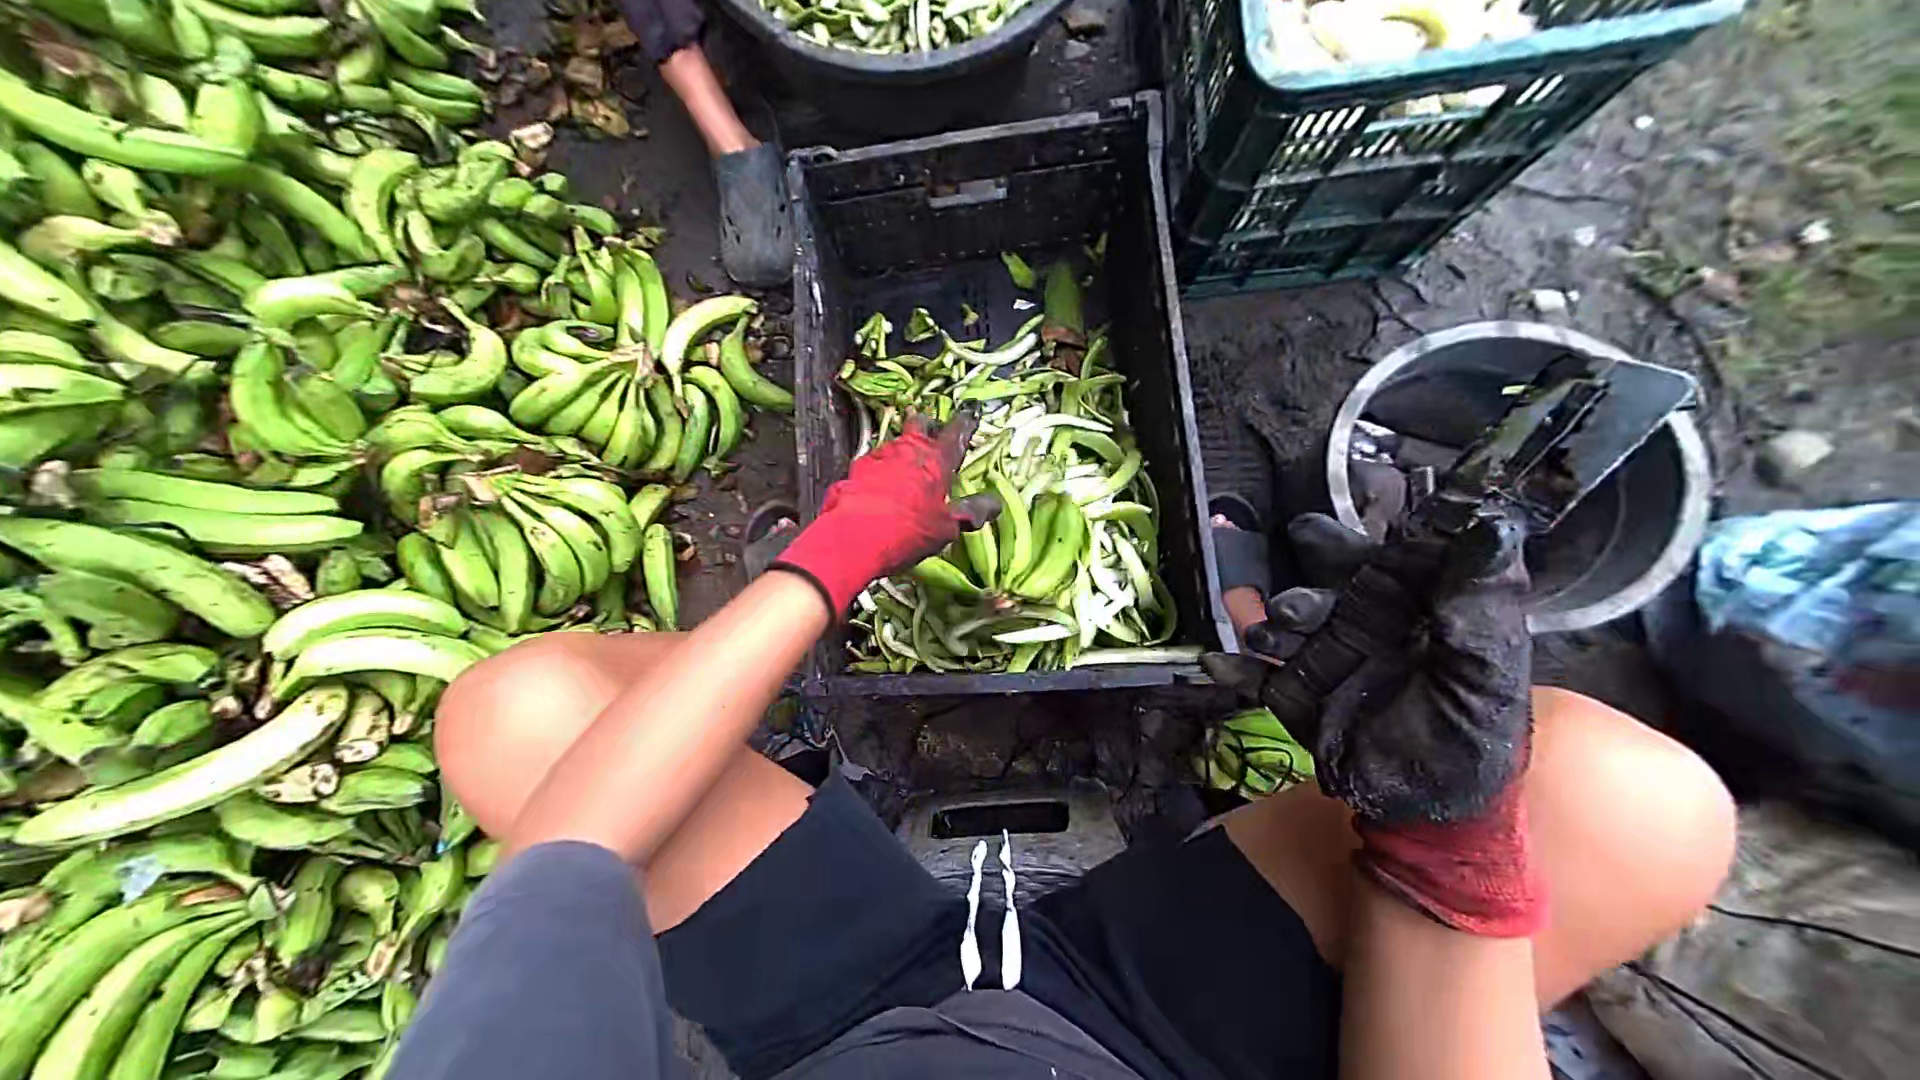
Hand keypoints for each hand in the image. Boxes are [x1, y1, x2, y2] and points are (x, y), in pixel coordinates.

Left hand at [772, 407, 999, 616]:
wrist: (852, 537)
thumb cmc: (907, 531)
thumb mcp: (946, 528)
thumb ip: (970, 512)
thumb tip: (993, 504)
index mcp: (936, 460)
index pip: (956, 433)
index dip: (965, 424)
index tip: (970, 416)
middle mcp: (907, 450)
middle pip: (919, 423)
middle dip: (928, 425)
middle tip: (934, 435)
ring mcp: (877, 457)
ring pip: (895, 443)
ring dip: (903, 451)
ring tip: (907, 469)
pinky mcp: (854, 470)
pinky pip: (873, 463)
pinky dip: (881, 470)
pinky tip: (880, 487)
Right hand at [1207, 511, 1543, 936]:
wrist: (1424, 816)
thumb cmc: (1468, 743)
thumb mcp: (1483, 676)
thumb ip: (1479, 605)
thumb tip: (1492, 526)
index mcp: (1419, 610)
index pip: (1387, 557)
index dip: (1362, 537)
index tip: (1334, 527)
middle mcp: (1367, 622)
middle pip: (1324, 581)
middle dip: (1307, 580)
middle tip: (1298, 596)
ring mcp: (1324, 655)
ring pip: (1287, 622)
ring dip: (1271, 623)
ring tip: (1268, 636)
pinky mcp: (1293, 689)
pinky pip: (1259, 669)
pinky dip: (1237, 665)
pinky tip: (1222, 662)